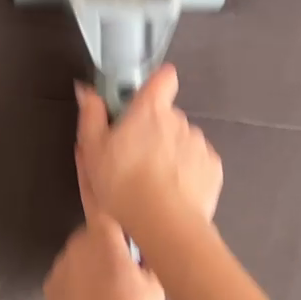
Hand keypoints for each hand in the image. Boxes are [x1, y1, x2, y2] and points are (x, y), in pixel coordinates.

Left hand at [42, 217, 163, 299]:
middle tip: (126, 270)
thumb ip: (150, 255)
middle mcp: (76, 245)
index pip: (107, 208)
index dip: (118, 214)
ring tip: (108, 294)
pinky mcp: (48, 287)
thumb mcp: (155, 285)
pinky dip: (78, 284)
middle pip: (94, 234)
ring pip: (80, 256)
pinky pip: (68, 276)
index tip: (129, 228)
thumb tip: (147, 244)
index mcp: (103, 237)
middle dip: (108, 245)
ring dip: (92, 265)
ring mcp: (59, 266)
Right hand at [74, 65, 222, 241]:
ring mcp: (199, 143)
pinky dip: (187, 173)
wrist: (163, 221)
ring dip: (171, 153)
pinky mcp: (213, 167)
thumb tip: (87, 91)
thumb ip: (91, 116)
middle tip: (136, 158)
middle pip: (167, 117)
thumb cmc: (122, 183)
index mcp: (150, 110)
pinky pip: (198, 163)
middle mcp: (179, 120)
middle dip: (155, 131)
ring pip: (183, 141)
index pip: (163, 78)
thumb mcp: (93, 150)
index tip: (143, 101)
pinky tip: (173, 192)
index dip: (155, 85)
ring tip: (155, 181)